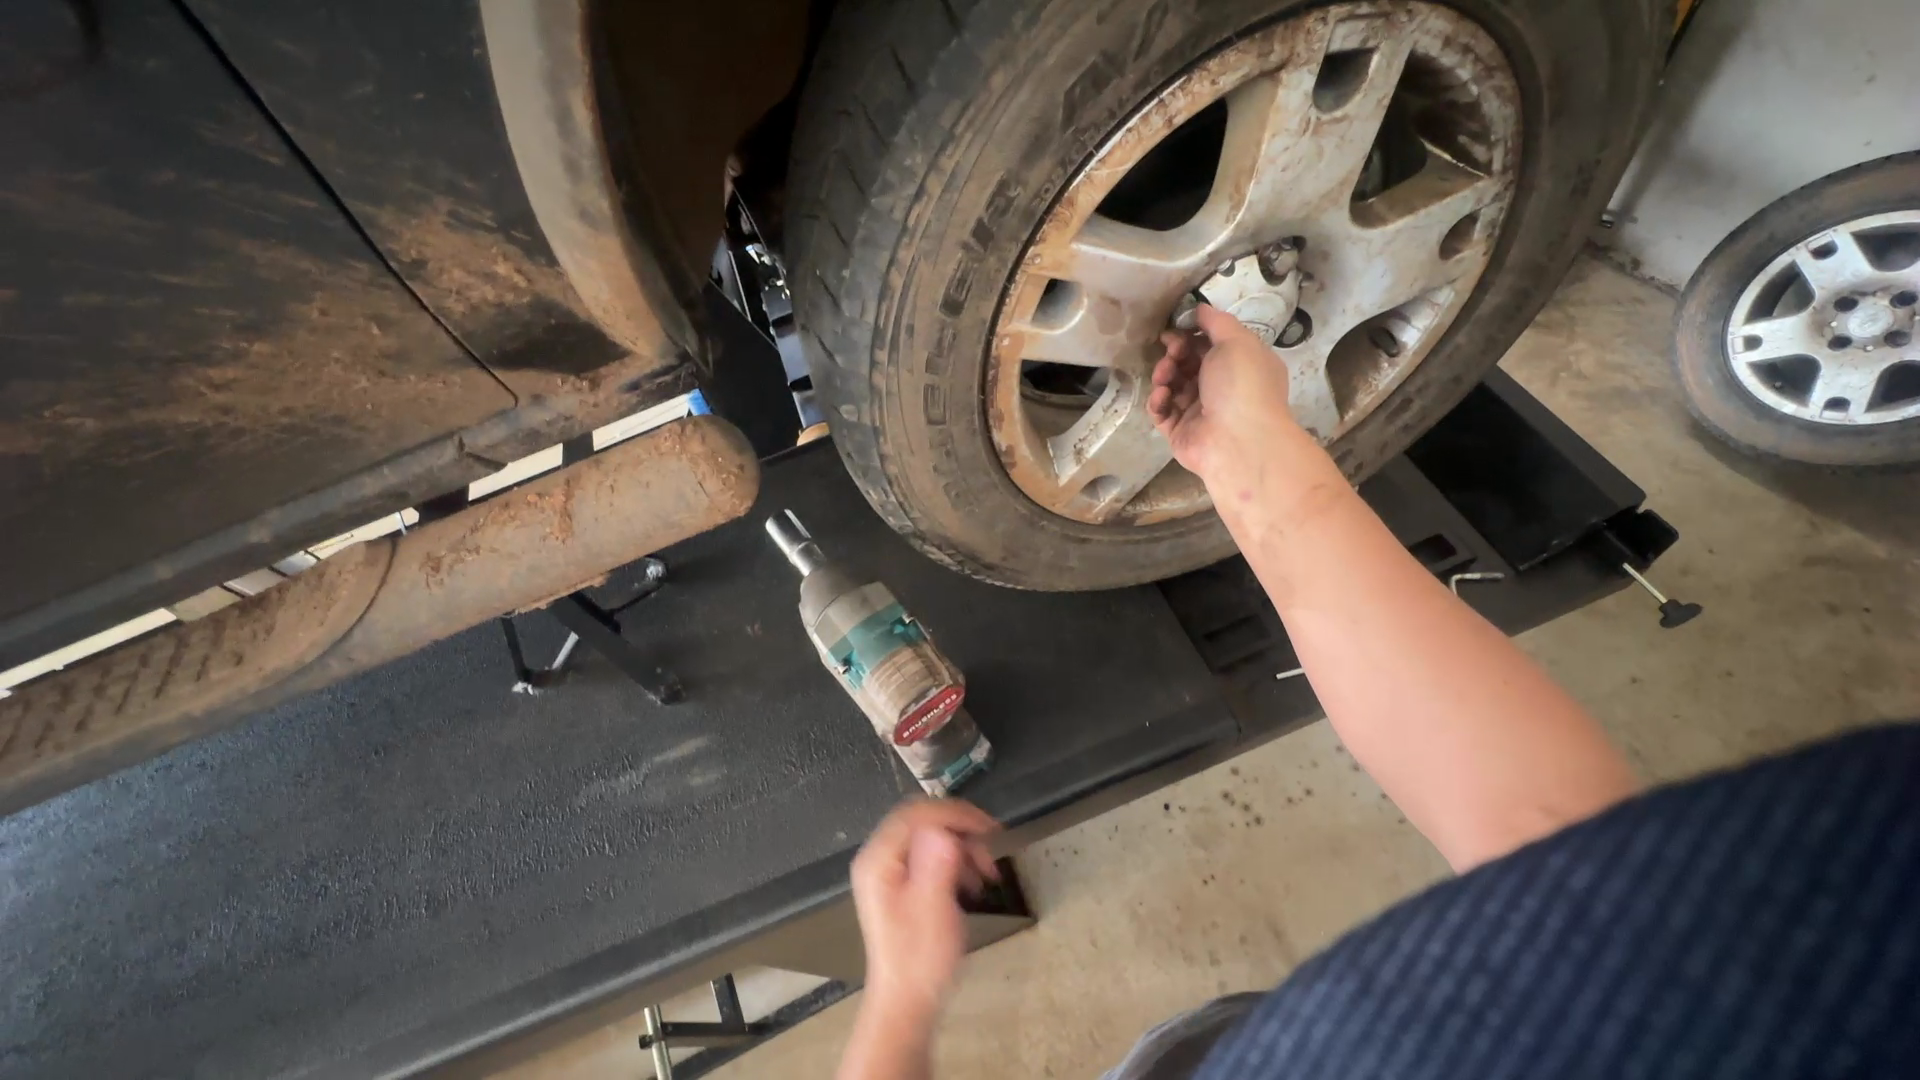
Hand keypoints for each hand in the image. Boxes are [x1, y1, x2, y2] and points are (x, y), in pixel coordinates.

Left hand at [849, 799, 1000, 1022]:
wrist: (906, 1004)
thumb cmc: (920, 961)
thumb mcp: (933, 910)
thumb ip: (936, 865)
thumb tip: (944, 830)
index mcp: (879, 859)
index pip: (916, 813)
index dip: (954, 814)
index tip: (988, 828)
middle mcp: (879, 858)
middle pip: (923, 821)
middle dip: (961, 830)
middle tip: (990, 851)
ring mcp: (889, 871)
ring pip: (930, 836)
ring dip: (962, 848)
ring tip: (986, 875)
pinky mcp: (901, 884)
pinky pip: (930, 855)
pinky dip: (955, 862)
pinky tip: (972, 884)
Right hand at [1147, 304, 1300, 487]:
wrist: (1237, 440)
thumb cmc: (1242, 385)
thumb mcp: (1236, 341)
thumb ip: (1216, 321)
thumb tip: (1199, 309)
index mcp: (1241, 365)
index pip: (1211, 345)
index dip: (1191, 335)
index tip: (1175, 330)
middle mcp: (1222, 388)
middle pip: (1189, 363)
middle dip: (1175, 354)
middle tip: (1171, 353)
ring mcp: (1200, 412)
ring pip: (1173, 385)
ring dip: (1164, 375)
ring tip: (1164, 376)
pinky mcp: (1181, 432)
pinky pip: (1162, 411)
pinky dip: (1158, 401)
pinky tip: (1161, 396)